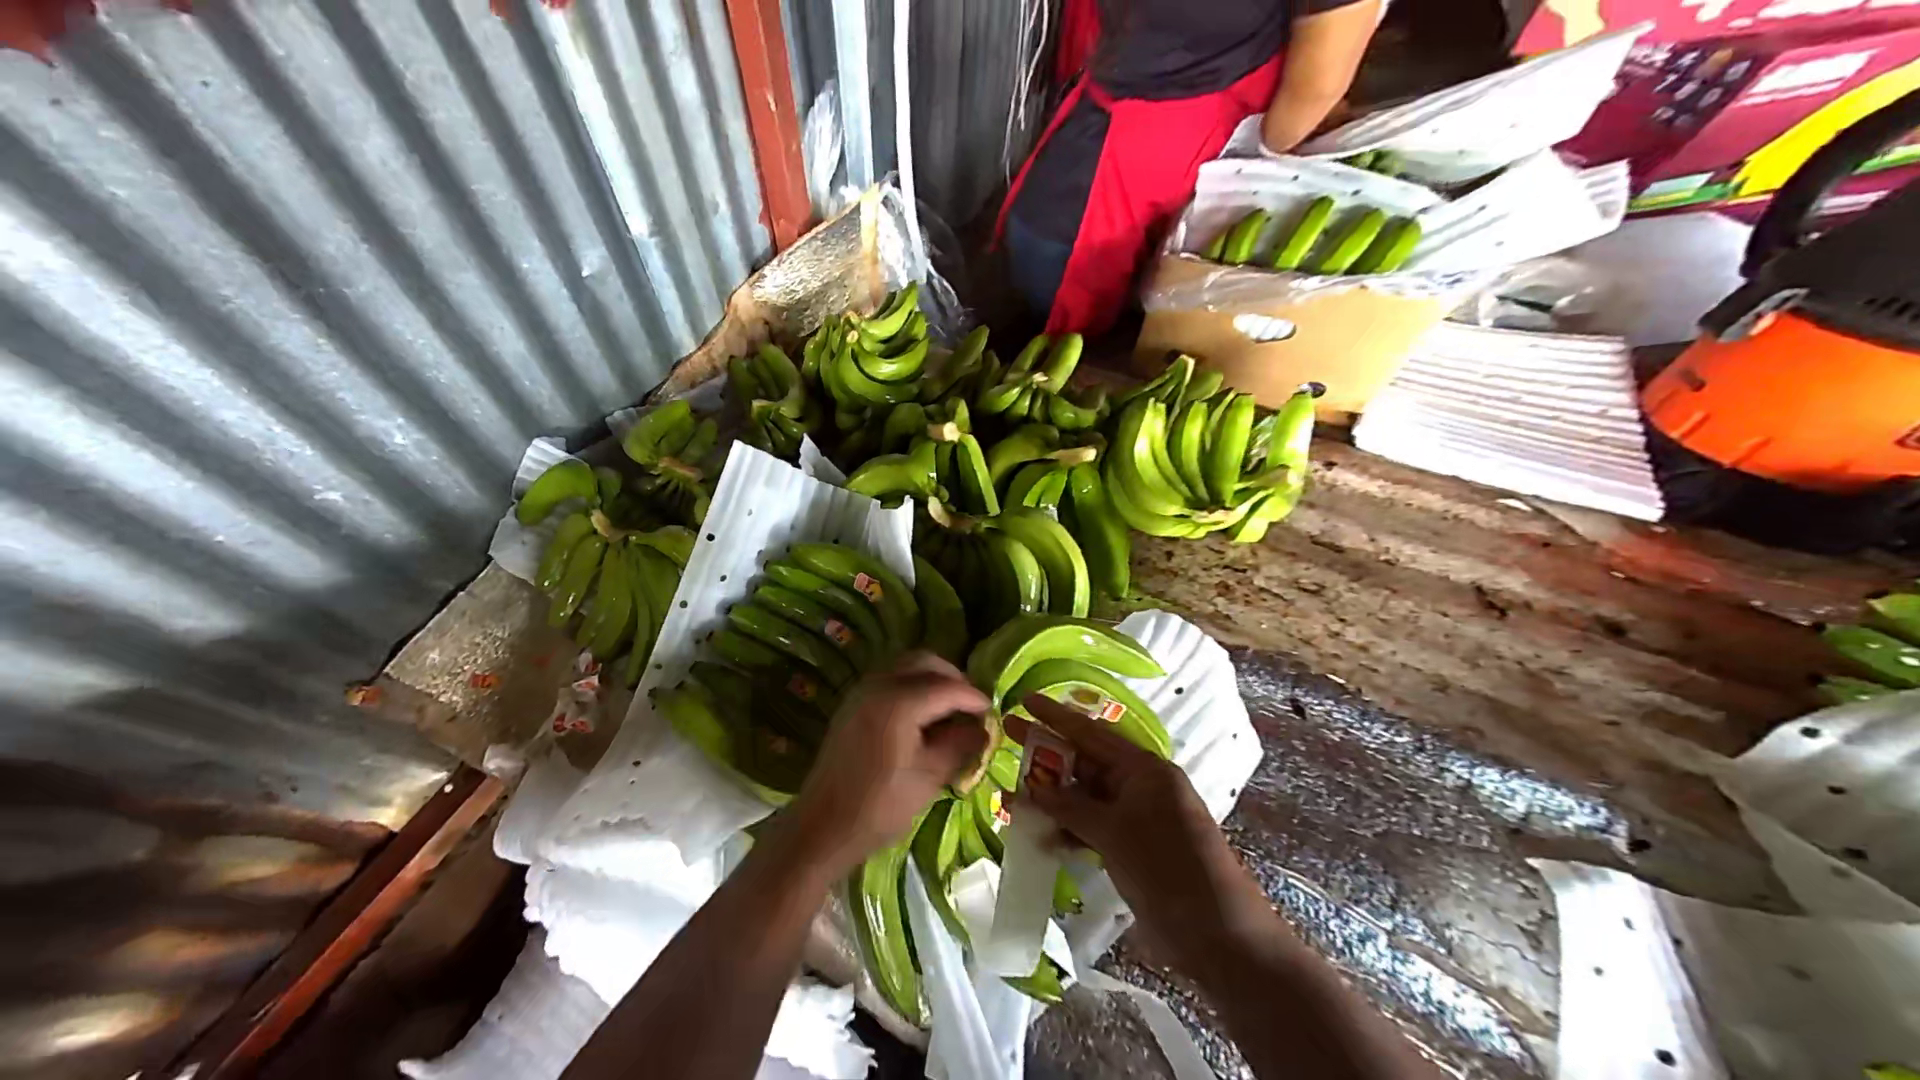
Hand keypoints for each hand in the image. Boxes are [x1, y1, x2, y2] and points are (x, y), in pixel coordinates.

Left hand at [780, 653, 989, 876]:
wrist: (823, 827)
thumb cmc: (879, 806)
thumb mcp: (930, 776)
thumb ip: (960, 744)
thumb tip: (983, 728)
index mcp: (899, 701)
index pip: (948, 687)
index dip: (974, 698)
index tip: (993, 713)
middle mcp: (878, 685)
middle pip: (925, 662)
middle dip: (953, 679)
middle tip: (971, 707)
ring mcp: (861, 691)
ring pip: (906, 666)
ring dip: (931, 679)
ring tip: (950, 710)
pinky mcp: (853, 703)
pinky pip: (890, 679)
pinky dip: (912, 686)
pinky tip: (923, 715)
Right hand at [1006, 695, 1268, 965]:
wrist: (1217, 933)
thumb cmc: (1166, 865)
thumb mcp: (1113, 831)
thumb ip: (1069, 806)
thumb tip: (1029, 788)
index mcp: (1143, 768)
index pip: (1090, 732)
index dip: (1055, 716)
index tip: (1024, 700)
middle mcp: (1139, 784)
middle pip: (1085, 761)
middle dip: (1048, 756)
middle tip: (1007, 741)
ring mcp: (1135, 816)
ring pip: (1085, 796)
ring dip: (1053, 797)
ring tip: (1012, 795)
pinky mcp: (1130, 846)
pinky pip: (1091, 825)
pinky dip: (1068, 828)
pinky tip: (1041, 835)